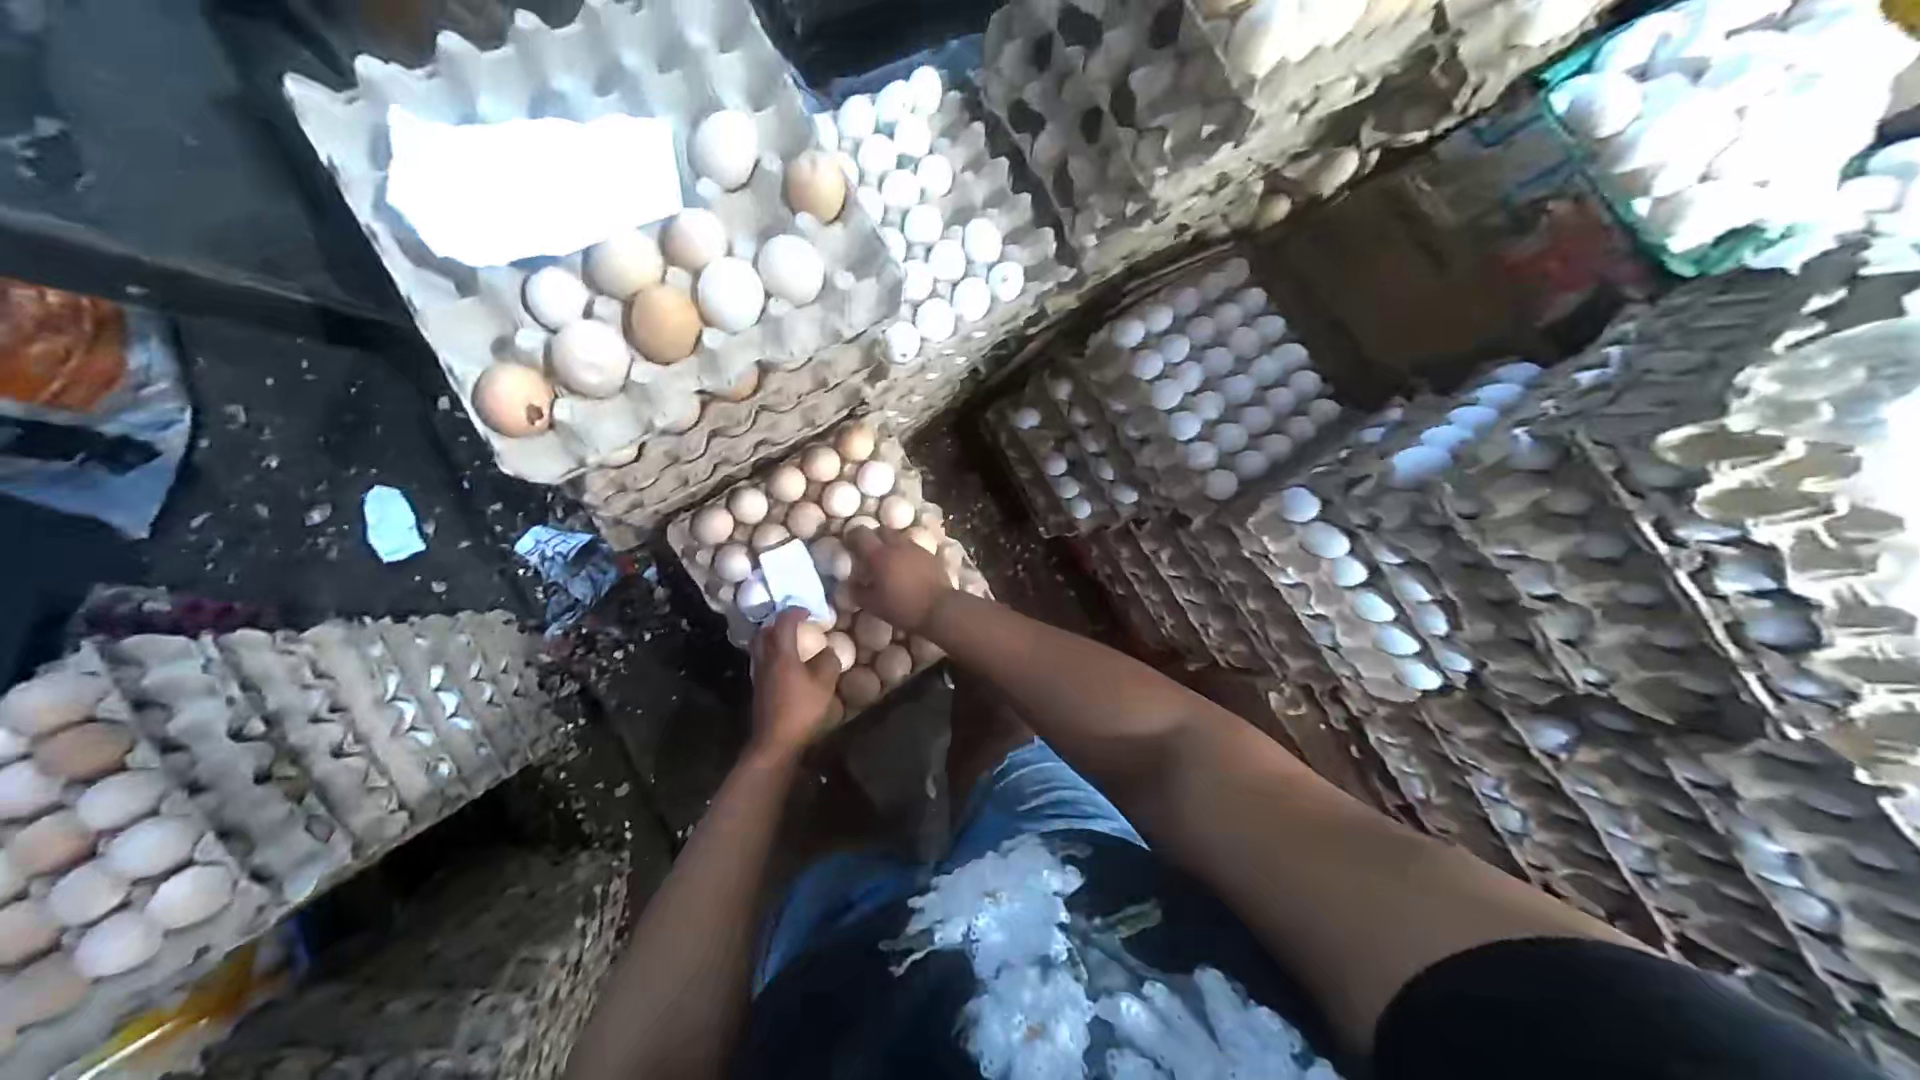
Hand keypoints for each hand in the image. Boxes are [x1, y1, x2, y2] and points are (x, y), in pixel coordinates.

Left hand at [748, 608, 841, 759]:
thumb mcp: (825, 684)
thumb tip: (828, 651)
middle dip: (778, 623)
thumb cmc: (801, 709)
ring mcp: (758, 674)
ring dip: (773, 639)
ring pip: (760, 647)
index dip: (796, 612)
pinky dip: (772, 655)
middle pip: (764, 632)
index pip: (784, 622)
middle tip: (795, 624)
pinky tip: (786, 666)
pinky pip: (762, 661)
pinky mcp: (757, 688)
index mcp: (781, 653)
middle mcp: (765, 659)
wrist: (775, 742)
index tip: (809, 611)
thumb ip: (828, 662)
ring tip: (791, 643)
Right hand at [843, 525, 953, 633]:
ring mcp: (915, 548)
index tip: (848, 545)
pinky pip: (911, 547)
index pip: (860, 533)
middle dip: (872, 538)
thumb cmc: (902, 608)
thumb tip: (851, 583)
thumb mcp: (873, 605)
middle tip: (868, 553)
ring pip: (898, 537)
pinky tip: (906, 568)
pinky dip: (904, 552)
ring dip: (890, 544)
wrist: (940, 608)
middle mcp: (896, 545)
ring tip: (888, 561)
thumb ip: (857, 591)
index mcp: (879, 555)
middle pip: (881, 530)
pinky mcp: (929, 554)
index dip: (852, 536)